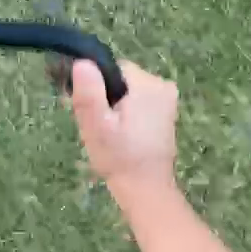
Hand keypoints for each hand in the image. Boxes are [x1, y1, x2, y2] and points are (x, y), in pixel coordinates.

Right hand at [69, 59, 178, 193]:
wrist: (146, 189)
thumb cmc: (119, 158)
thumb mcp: (96, 125)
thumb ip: (90, 93)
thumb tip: (82, 62)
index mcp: (147, 85)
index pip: (110, 68)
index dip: (93, 85)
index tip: (85, 107)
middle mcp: (163, 86)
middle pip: (119, 79)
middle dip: (103, 97)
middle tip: (95, 124)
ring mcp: (168, 100)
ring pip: (126, 91)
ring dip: (113, 106)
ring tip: (106, 132)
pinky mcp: (165, 113)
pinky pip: (136, 102)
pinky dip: (124, 113)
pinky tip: (119, 134)